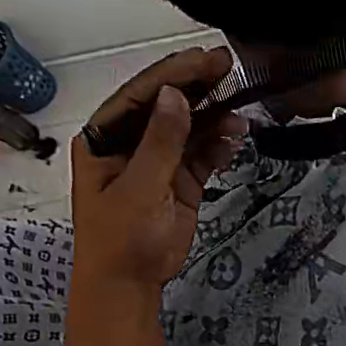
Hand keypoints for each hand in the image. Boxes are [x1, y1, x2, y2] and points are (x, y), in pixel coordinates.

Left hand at [73, 47, 247, 290]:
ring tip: (240, 109)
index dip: (174, 75)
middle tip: (228, 67)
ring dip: (213, 119)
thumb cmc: (121, 239)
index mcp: (105, 139)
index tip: (207, 60)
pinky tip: (235, 136)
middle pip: (166, 107)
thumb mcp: (139, 188)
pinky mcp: (180, 182)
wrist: (128, 285)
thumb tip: (174, 96)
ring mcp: (157, 162)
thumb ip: (160, 141)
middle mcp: (130, 144)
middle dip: (197, 88)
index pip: (140, 96)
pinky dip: (219, 146)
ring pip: (189, 130)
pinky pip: (202, 155)